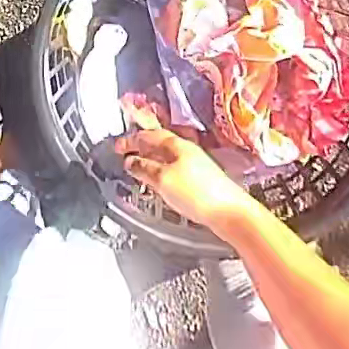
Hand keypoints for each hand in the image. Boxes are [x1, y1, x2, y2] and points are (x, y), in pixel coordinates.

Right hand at [115, 128, 256, 232]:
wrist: (229, 212)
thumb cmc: (198, 193)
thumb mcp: (163, 180)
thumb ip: (145, 168)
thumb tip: (131, 161)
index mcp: (176, 145)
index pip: (148, 136)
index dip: (131, 140)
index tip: (118, 144)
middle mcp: (186, 150)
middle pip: (158, 142)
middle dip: (140, 145)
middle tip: (125, 151)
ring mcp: (194, 163)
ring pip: (165, 154)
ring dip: (149, 157)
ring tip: (138, 164)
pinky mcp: (199, 178)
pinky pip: (173, 167)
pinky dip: (160, 168)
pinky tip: (159, 179)